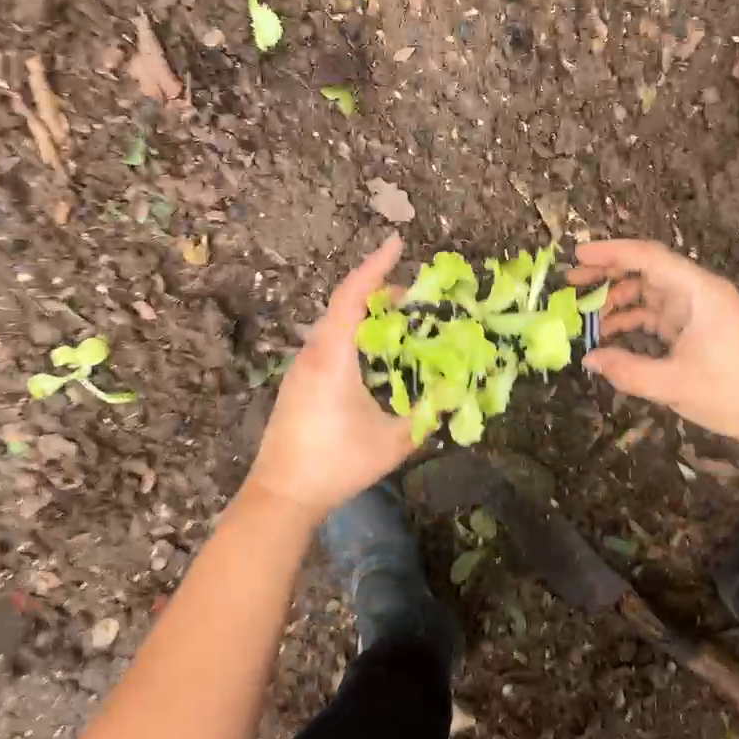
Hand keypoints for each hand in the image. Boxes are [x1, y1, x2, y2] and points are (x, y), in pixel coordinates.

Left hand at [241, 235, 415, 523]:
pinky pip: (327, 345)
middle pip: (344, 307)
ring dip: (366, 317)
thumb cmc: (336, 464)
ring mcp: (300, 369)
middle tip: (416, 298)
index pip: (352, 296)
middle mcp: (312, 354)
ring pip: (334, 326)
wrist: (281, 495)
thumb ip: (427, 415)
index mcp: (332, 357)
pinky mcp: (297, 385)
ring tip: (401, 325)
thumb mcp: (393, 442)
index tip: (398, 244)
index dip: (375, 266)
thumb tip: (458, 392)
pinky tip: (373, 358)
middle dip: (379, 293)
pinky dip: (354, 337)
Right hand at [568, 240, 738, 447]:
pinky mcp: (697, 327)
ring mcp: (699, 309)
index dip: (612, 253)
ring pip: (650, 292)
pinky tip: (609, 334)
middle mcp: (700, 292)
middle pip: (648, 270)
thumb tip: (589, 359)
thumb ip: (626, 370)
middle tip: (572, 283)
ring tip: (586, 316)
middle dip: (609, 274)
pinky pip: (658, 313)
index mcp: (700, 293)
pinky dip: (633, 320)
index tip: (578, 254)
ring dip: (618, 300)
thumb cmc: (730, 394)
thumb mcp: (672, 384)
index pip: (650, 258)